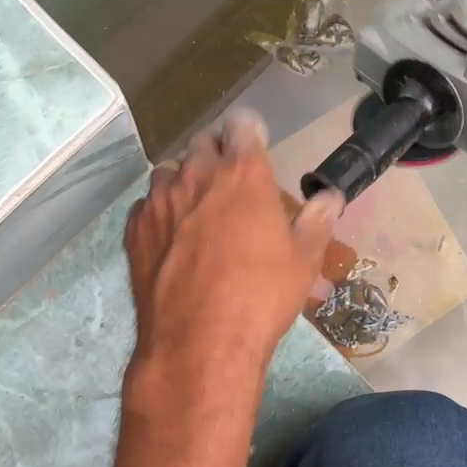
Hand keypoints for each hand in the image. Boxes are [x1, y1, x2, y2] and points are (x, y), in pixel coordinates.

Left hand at [124, 108, 341, 391]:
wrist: (199, 342)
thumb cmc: (261, 297)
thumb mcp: (303, 262)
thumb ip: (317, 221)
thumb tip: (331, 198)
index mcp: (243, 173)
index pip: (243, 124)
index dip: (252, 133)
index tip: (257, 149)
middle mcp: (196, 175)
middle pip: (203, 143)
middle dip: (218, 154)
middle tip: (232, 185)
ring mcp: (159, 201)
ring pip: (169, 171)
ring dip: (185, 181)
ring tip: (199, 212)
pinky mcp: (135, 230)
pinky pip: (147, 205)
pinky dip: (161, 212)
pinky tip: (173, 240)